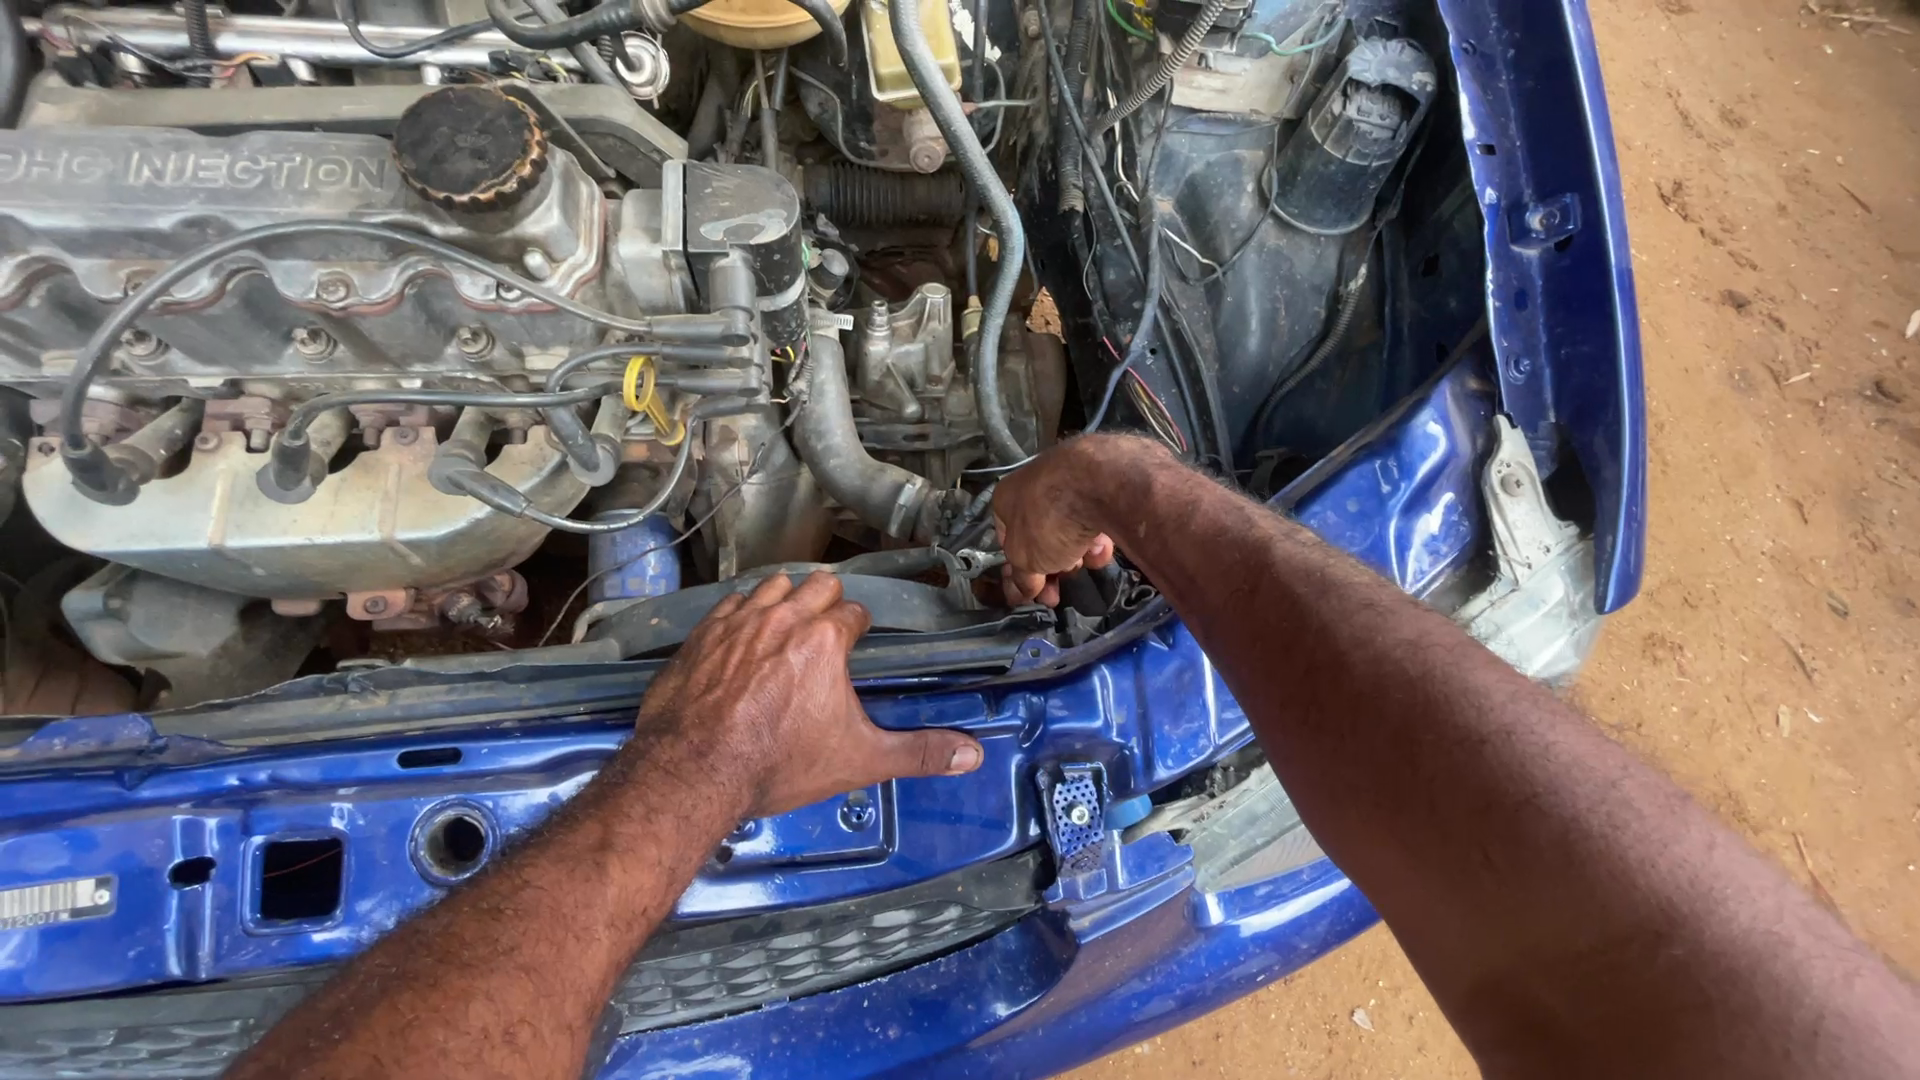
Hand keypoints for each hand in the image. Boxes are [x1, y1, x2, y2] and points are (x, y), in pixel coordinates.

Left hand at [630, 571, 984, 817]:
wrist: (692, 773)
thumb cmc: (778, 763)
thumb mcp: (858, 760)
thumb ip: (918, 753)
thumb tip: (972, 755)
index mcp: (824, 640)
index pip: (854, 611)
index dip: (858, 626)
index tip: (855, 642)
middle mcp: (783, 617)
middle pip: (817, 584)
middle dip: (827, 601)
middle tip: (825, 630)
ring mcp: (738, 621)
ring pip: (773, 583)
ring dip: (786, 598)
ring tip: (786, 624)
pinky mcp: (703, 632)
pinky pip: (732, 602)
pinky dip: (743, 611)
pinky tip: (743, 634)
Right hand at [993, 436, 1154, 604]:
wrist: (1100, 483)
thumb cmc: (1049, 518)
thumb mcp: (1024, 559)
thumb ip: (1022, 577)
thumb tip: (1025, 590)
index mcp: (1006, 497)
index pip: (1005, 539)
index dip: (1017, 569)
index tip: (1031, 591)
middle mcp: (1035, 485)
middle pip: (1039, 537)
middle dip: (1049, 565)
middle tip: (1057, 588)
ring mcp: (1070, 483)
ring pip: (1068, 530)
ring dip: (1074, 553)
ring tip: (1082, 561)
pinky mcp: (1102, 486)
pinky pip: (1096, 520)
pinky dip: (1098, 537)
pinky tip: (1103, 547)